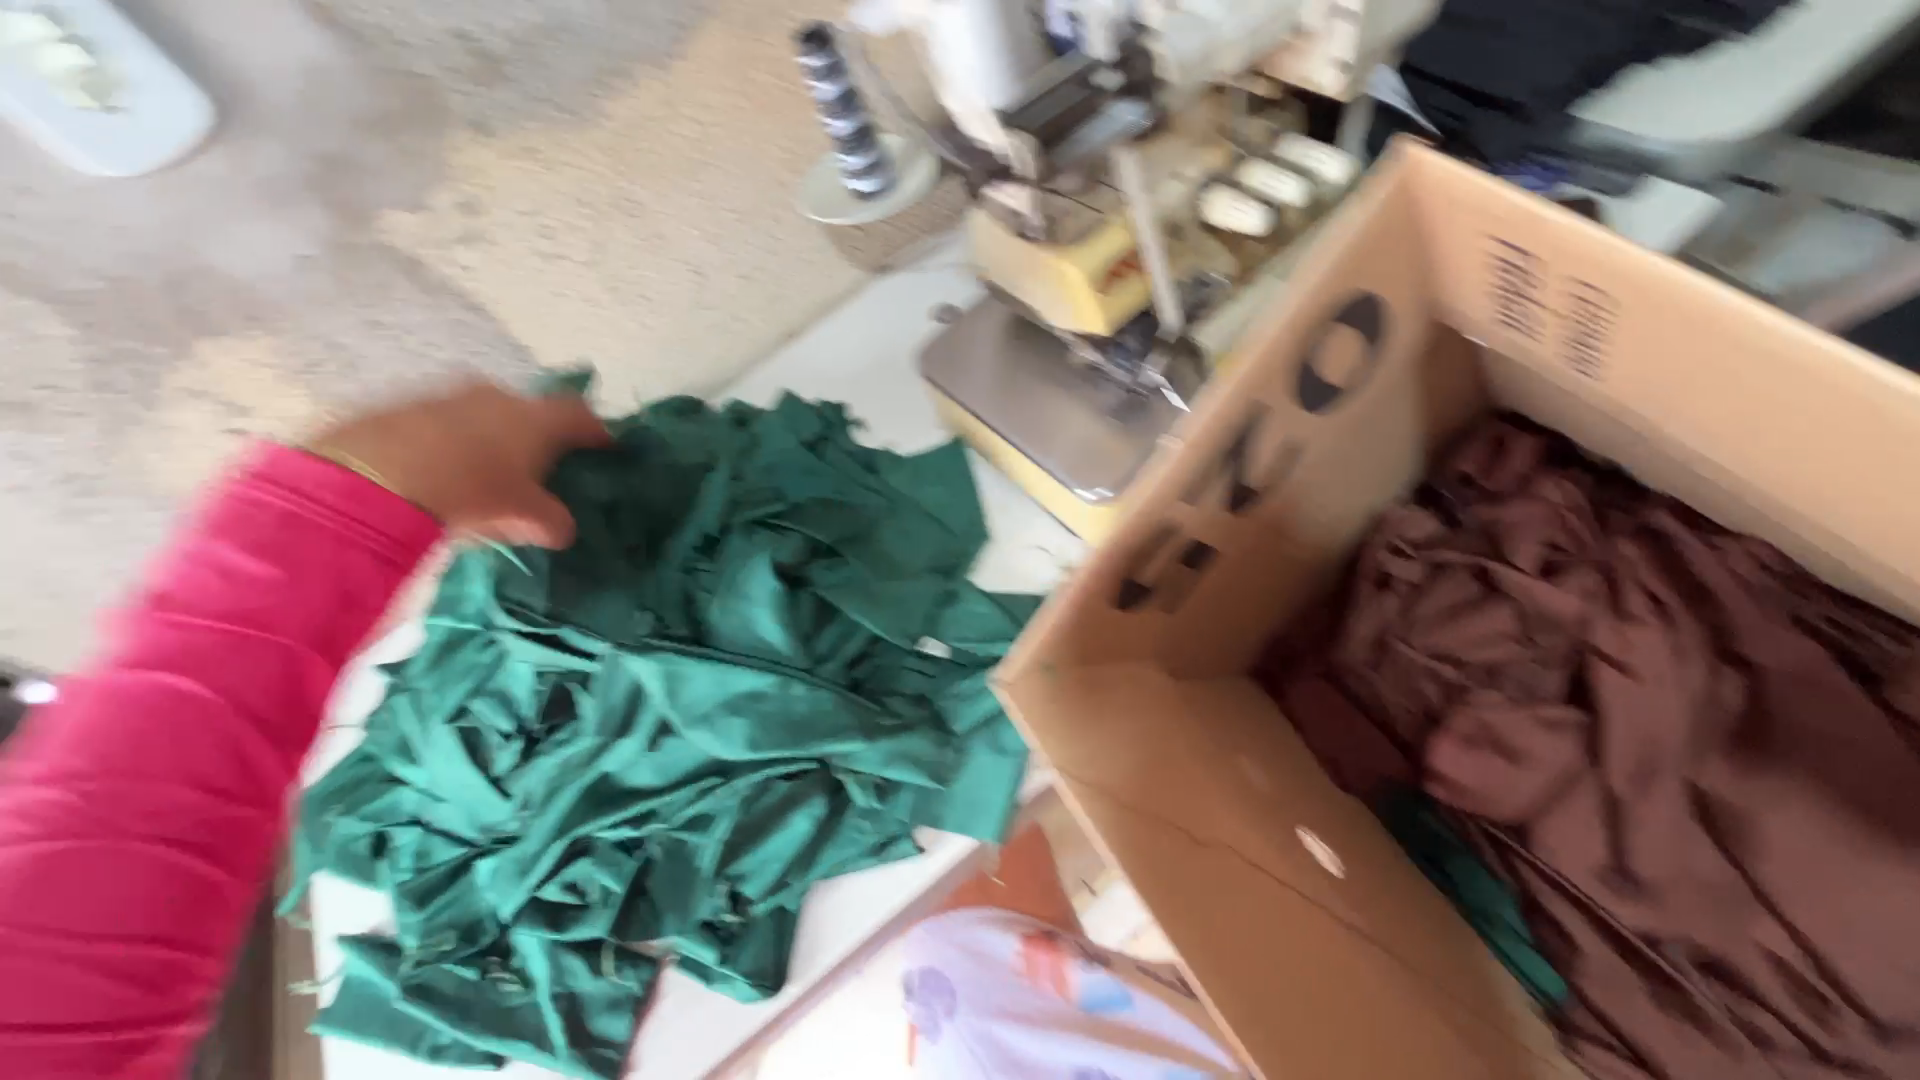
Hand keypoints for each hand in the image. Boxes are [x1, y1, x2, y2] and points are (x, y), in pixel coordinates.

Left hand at [303, 379, 611, 547]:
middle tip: (539, 469)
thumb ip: (552, 520)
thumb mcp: (525, 517)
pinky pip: (444, 423)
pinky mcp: (403, 405)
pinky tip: (443, 472)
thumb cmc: (473, 493)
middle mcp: (498, 396)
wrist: (371, 479)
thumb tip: (560, 528)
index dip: (596, 432)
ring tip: (486, 474)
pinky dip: (452, 443)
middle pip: (531, 413)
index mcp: (538, 418)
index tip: (603, 450)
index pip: (582, 415)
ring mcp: (448, 395)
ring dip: (492, 439)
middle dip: (538, 438)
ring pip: (485, 416)